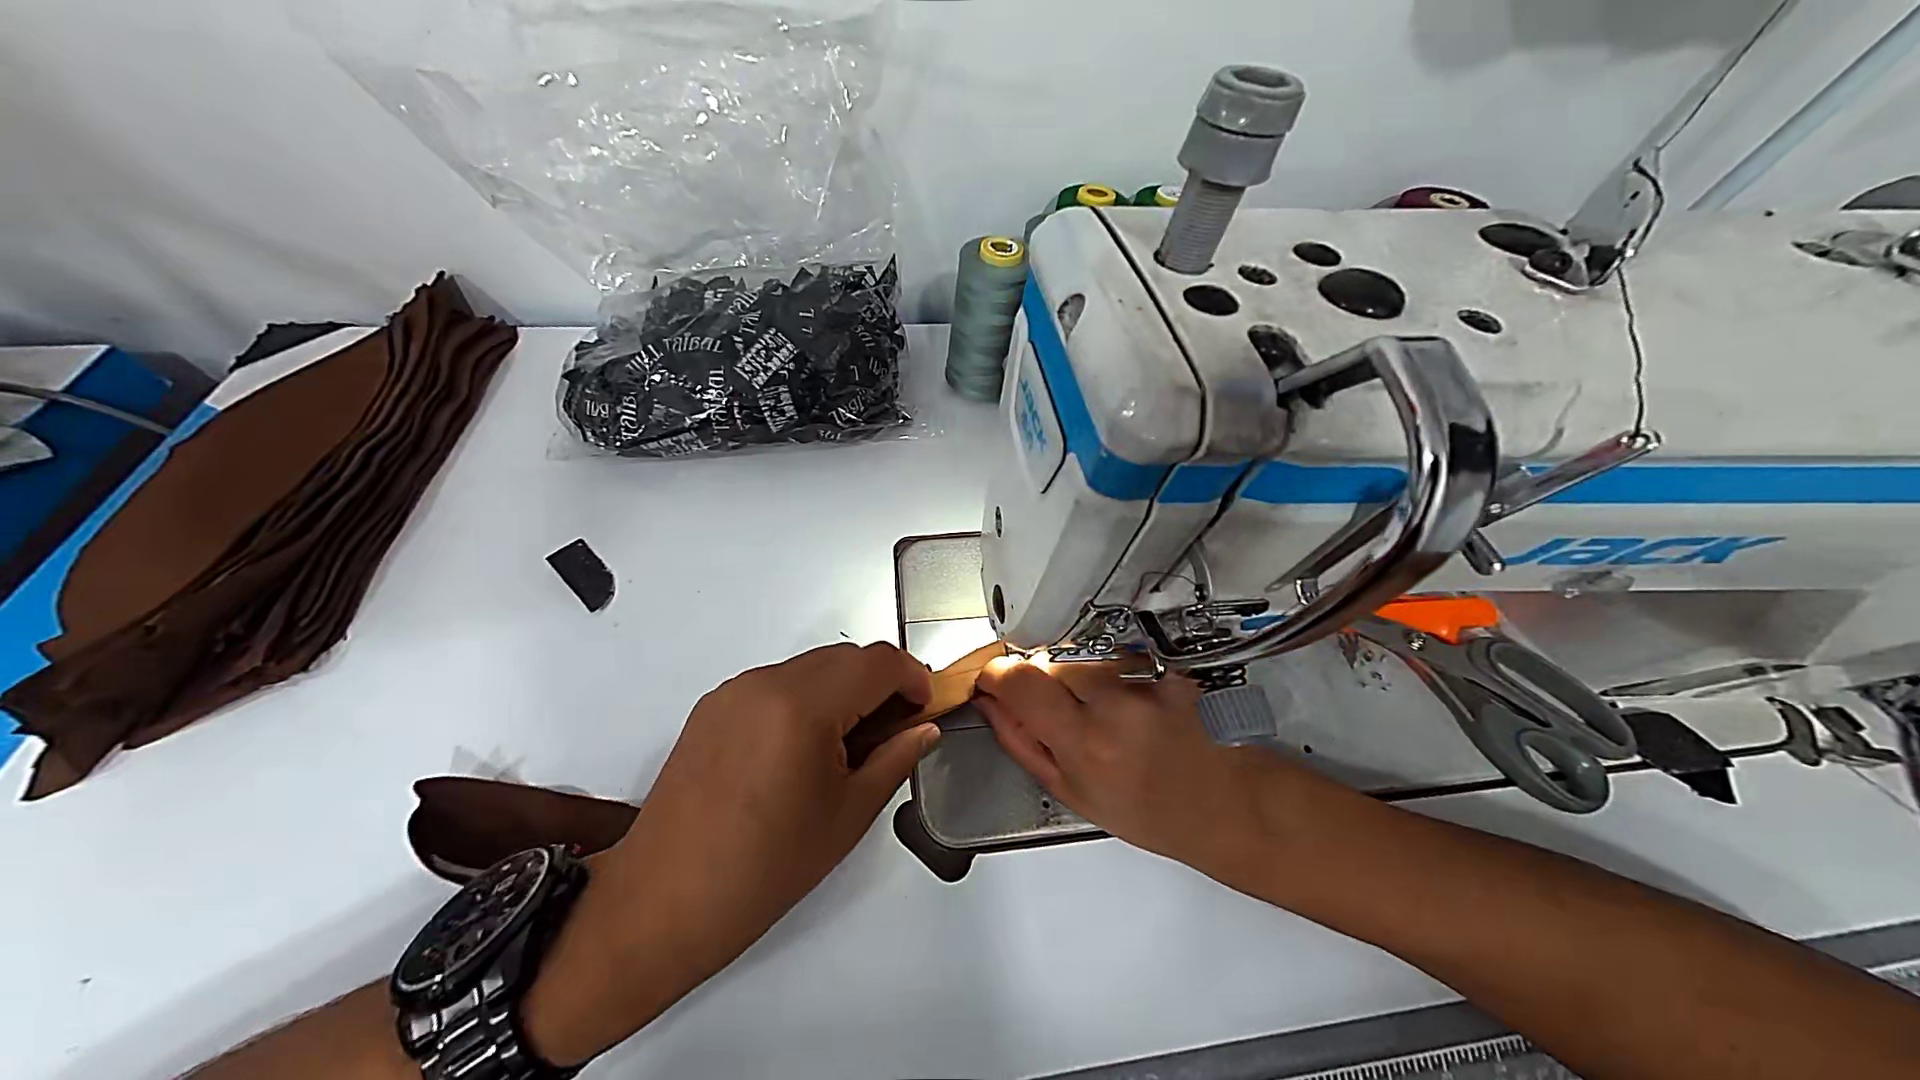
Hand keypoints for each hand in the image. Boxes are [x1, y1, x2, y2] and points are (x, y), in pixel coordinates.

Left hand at [523, 641, 938, 1063]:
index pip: (878, 662)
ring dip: (843, 690)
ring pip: (811, 666)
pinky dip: (806, 699)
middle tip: (893, 730)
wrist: (663, 901)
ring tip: (847, 746)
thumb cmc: (760, 869)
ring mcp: (734, 691)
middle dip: (880, 683)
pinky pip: (777, 682)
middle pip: (845, 656)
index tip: (923, 709)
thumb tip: (923, 730)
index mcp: (802, 707)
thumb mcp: (848, 815)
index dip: (913, 679)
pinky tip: (804, 749)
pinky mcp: (713, 706)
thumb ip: (895, 759)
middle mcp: (764, 683)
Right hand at [973, 657, 1291, 873]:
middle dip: (1041, 676)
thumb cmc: (1153, 811)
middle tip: (1058, 706)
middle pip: (1050, 660)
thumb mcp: (1072, 792)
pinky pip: (1118, 654)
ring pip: (1082, 654)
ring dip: (1078, 672)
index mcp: (1085, 745)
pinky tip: (1129, 700)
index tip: (993, 678)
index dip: (996, 674)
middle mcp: (1117, 707)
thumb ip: (1022, 742)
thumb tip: (990, 705)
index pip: (1020, 682)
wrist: (1225, 804)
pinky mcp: (1169, 668)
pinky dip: (1111, 670)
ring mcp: (1148, 682)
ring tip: (1101, 708)